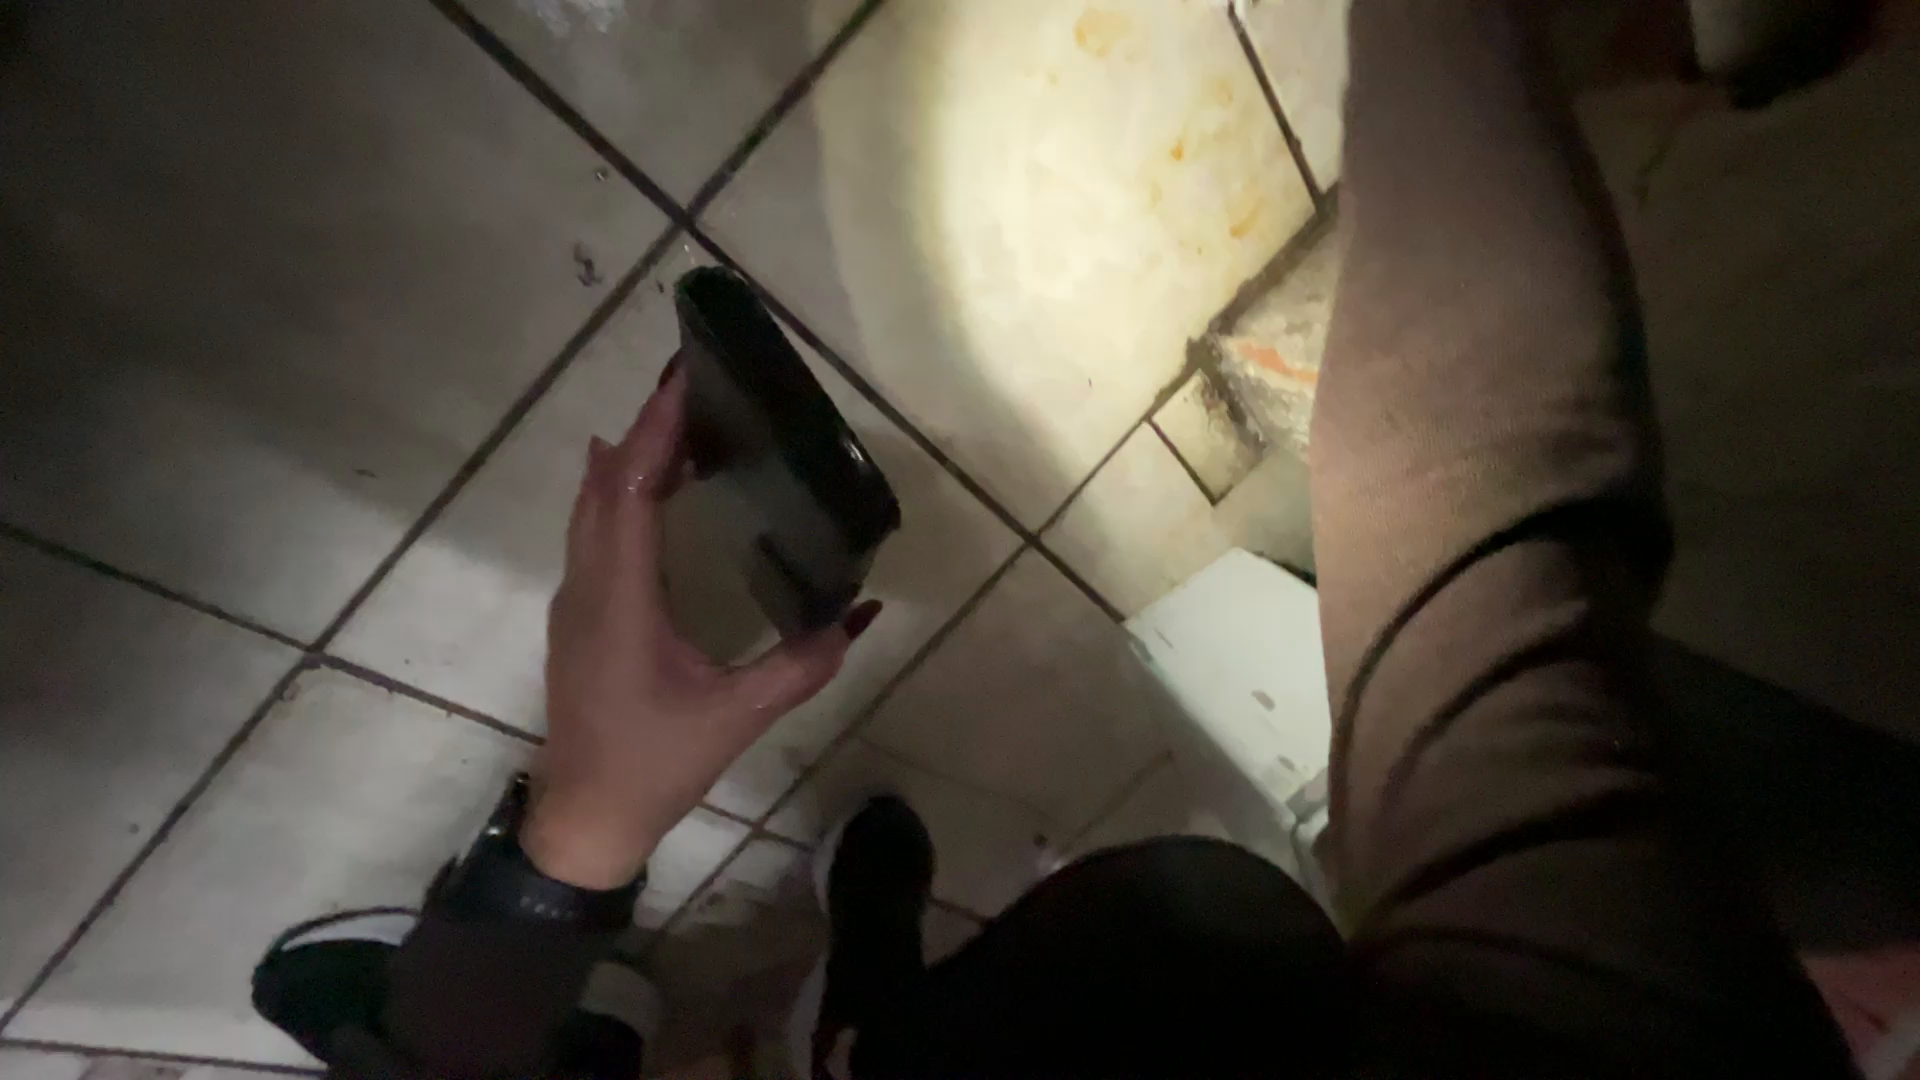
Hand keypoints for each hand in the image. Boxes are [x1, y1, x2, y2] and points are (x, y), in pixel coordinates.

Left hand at [523, 364, 881, 888]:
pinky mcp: (580, 617)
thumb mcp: (736, 717)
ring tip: (677, 425)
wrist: (583, 818)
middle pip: (602, 487)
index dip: (655, 435)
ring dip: (629, 459)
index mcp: (620, 603)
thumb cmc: (655, 764)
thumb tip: (859, 616)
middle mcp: (588, 589)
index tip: (683, 383)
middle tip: (691, 389)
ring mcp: (575, 602)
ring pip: (591, 509)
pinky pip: (593, 533)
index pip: (628, 495)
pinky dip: (618, 494)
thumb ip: (800, 667)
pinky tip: (647, 487)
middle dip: (644, 431)